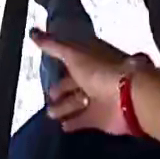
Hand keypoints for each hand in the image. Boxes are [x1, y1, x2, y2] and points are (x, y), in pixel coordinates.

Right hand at [29, 28, 151, 135]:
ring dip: (63, 107)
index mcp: (89, 58)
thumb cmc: (99, 70)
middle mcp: (93, 76)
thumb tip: (31, 32)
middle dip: (60, 88)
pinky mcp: (100, 118)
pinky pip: (83, 120)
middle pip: (73, 82)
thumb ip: (52, 46)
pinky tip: (62, 126)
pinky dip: (73, 122)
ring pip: (76, 102)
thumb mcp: (72, 54)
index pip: (71, 57)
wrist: (128, 96)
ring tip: (49, 113)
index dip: (60, 60)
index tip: (46, 63)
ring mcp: (97, 98)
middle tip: (47, 95)